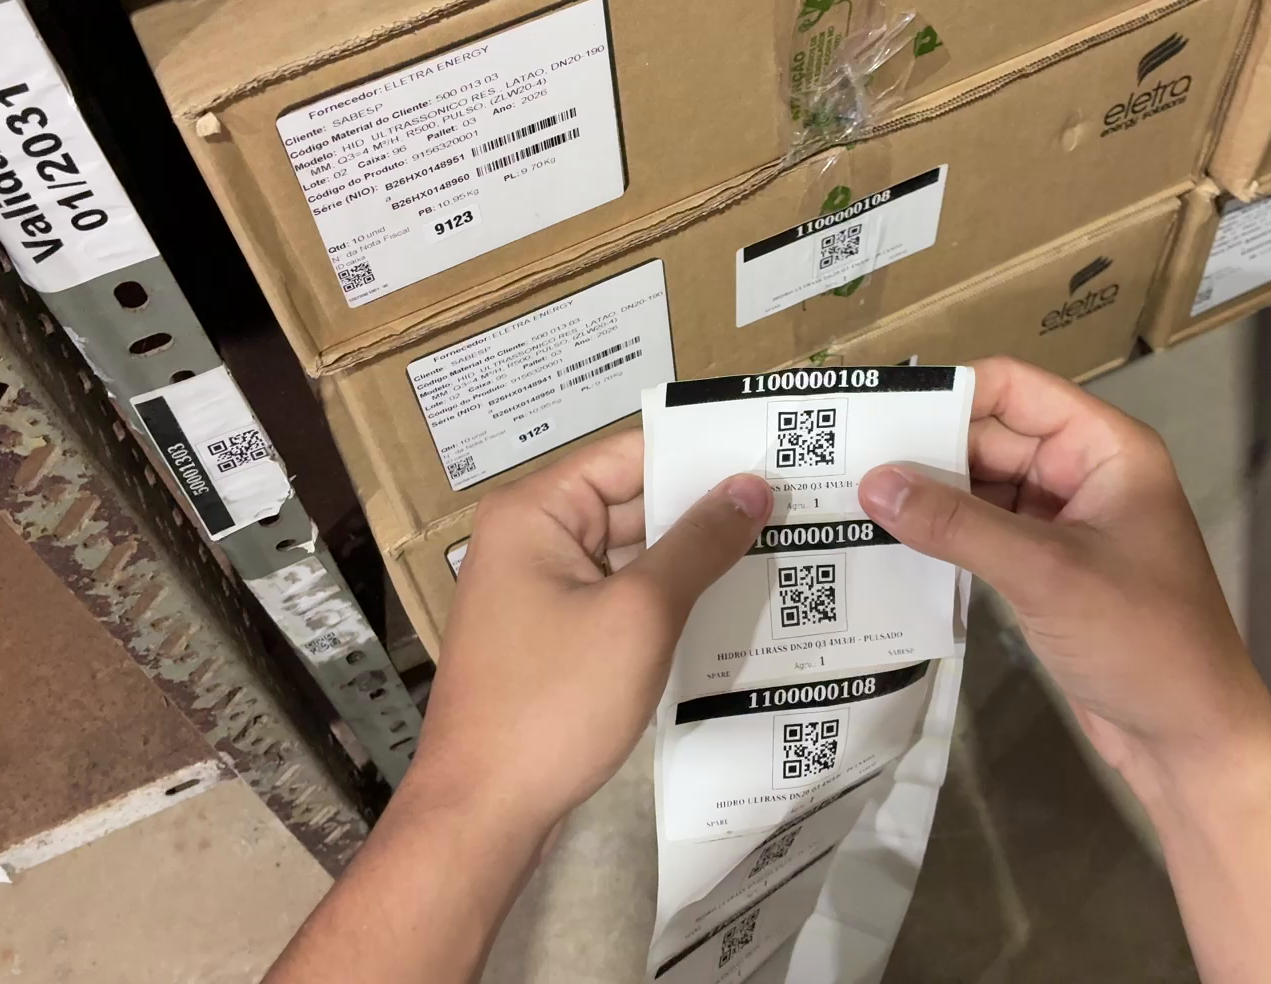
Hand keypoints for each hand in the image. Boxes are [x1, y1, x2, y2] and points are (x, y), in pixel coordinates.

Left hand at [410, 430, 772, 830]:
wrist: (483, 815)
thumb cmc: (556, 700)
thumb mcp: (640, 612)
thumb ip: (699, 543)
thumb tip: (753, 487)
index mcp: (537, 510)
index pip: (630, 455)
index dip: (700, 455)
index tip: (769, 457)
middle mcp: (534, 535)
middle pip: (630, 500)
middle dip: (702, 507)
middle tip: (787, 504)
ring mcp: (541, 585)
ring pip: (630, 549)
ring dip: (689, 553)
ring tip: (773, 544)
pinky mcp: (555, 629)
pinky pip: (619, 591)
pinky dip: (664, 593)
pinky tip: (725, 598)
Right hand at [856, 357, 1270, 775]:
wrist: (1187, 740)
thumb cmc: (1140, 640)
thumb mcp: (1045, 572)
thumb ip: (956, 524)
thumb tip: (871, 482)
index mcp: (1100, 447)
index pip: (1012, 388)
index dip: (947, 392)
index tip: (878, 412)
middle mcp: (1076, 471)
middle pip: (986, 435)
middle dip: (923, 447)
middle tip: (846, 458)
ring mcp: (1055, 519)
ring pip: (976, 483)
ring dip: (925, 491)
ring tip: (851, 493)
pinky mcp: (1035, 562)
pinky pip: (977, 527)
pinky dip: (938, 530)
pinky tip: (886, 536)